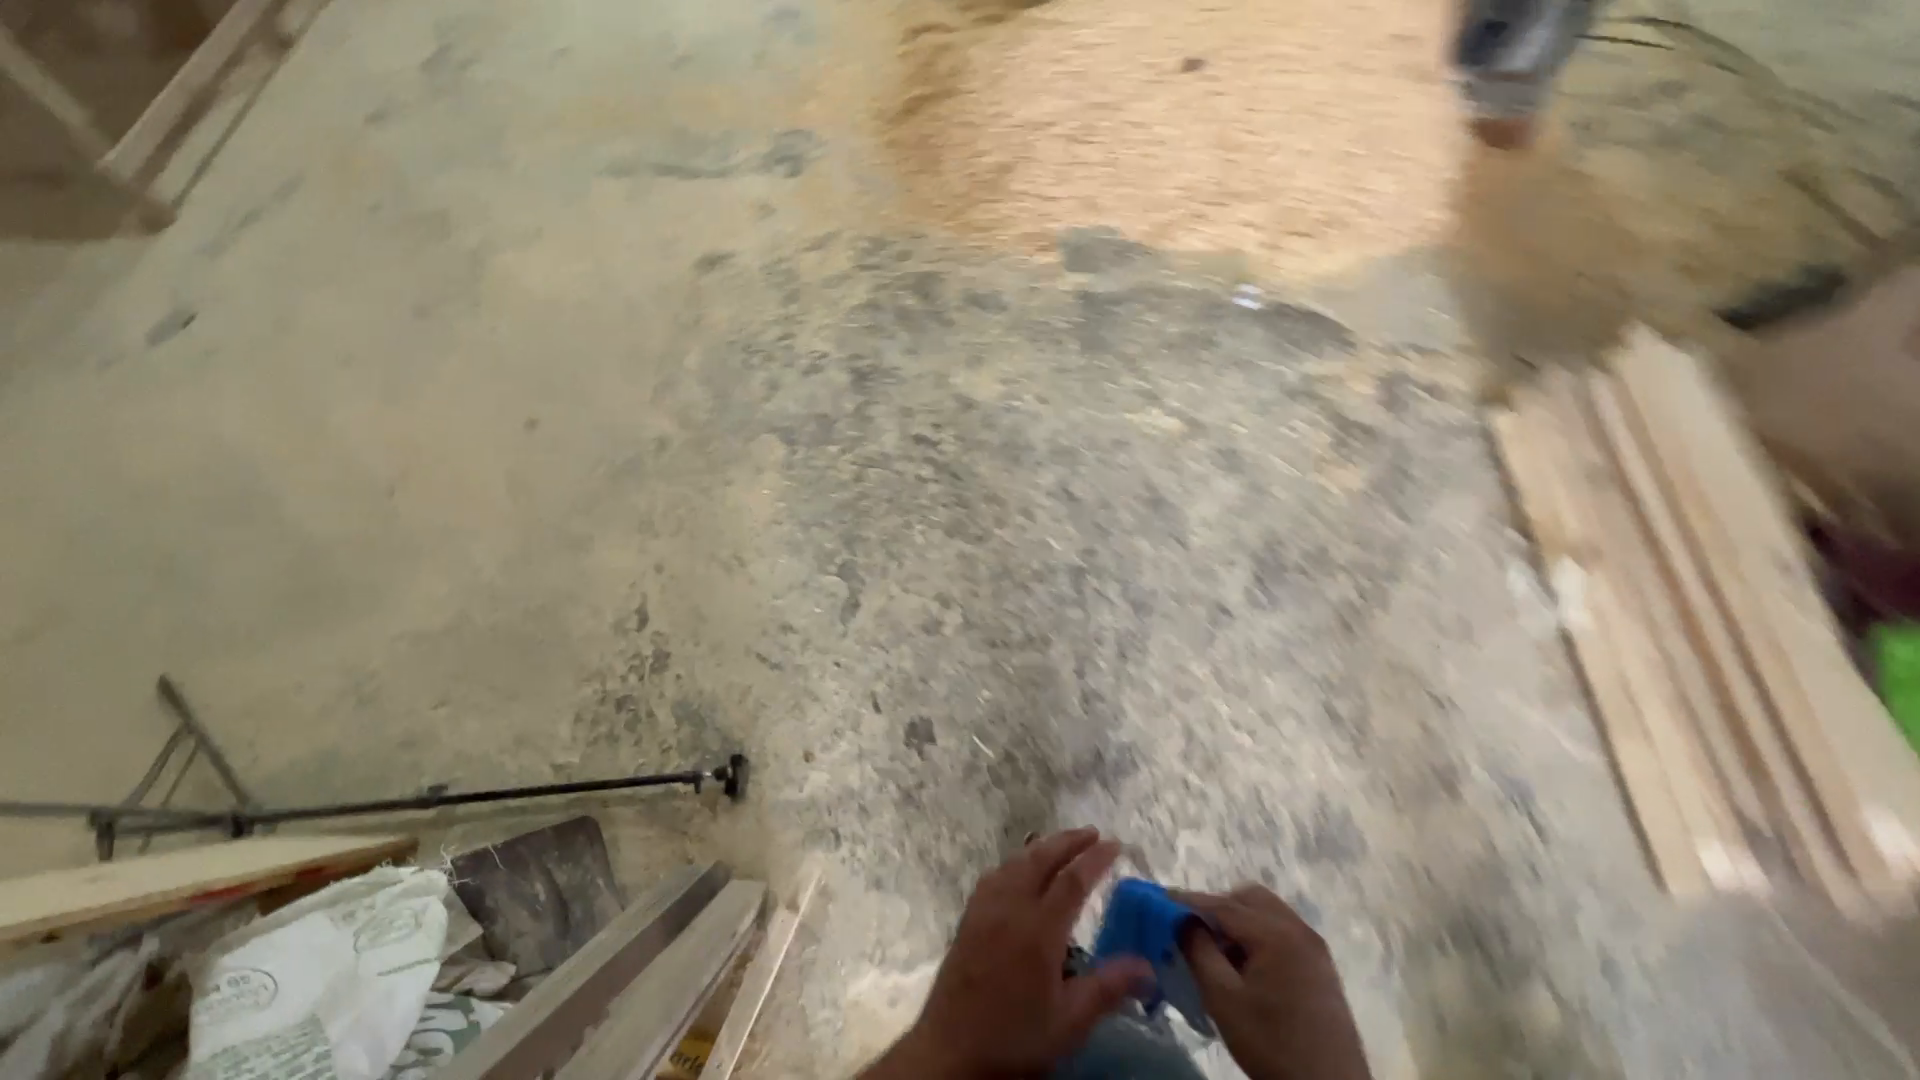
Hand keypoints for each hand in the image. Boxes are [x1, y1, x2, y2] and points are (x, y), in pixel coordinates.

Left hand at [860, 829, 1152, 1079]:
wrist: (950, 1051)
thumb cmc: (1014, 1038)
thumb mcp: (1069, 1022)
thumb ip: (1108, 988)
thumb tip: (1147, 966)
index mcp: (1038, 930)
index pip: (1072, 880)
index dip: (1095, 859)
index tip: (1115, 844)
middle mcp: (1009, 908)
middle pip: (1040, 859)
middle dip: (1067, 841)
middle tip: (1092, 833)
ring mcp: (983, 911)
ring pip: (1014, 864)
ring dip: (1040, 848)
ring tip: (1060, 845)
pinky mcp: (967, 920)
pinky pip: (994, 876)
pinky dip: (1015, 863)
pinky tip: (1019, 872)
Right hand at [1172, 884, 1371, 1079]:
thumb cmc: (1272, 1043)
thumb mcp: (1223, 999)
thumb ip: (1198, 951)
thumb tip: (1182, 921)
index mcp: (1276, 933)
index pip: (1223, 905)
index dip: (1188, 901)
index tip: (1159, 902)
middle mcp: (1299, 930)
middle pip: (1250, 899)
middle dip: (1218, 907)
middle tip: (1194, 932)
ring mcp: (1314, 948)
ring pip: (1267, 914)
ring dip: (1239, 922)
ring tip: (1218, 954)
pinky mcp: (1320, 967)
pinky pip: (1282, 933)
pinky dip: (1258, 937)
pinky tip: (1245, 969)